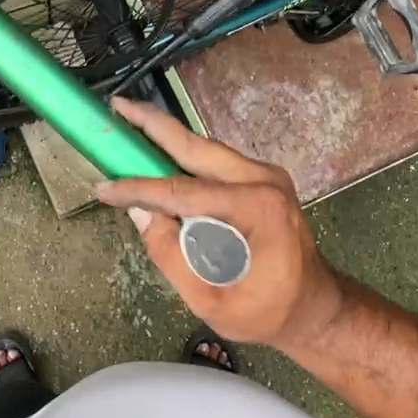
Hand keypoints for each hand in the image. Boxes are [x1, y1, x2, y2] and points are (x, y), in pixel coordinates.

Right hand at [94, 98, 343, 351]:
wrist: (314, 307)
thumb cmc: (267, 312)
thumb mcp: (211, 301)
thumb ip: (171, 256)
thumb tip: (140, 213)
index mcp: (257, 208)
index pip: (182, 192)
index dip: (138, 189)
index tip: (103, 189)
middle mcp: (264, 180)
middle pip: (196, 147)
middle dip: (153, 124)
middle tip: (117, 106)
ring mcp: (265, 175)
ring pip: (204, 148)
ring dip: (166, 133)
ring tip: (129, 117)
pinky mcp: (261, 178)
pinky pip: (213, 160)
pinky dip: (182, 152)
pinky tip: (157, 147)